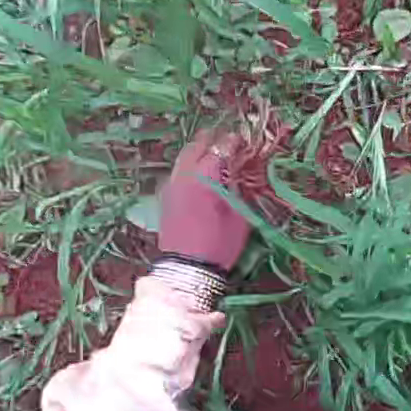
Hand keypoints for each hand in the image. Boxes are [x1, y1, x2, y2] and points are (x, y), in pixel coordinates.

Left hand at [159, 132, 249, 269]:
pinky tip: (200, 173)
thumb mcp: (239, 218)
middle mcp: (184, 176)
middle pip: (197, 146)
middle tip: (227, 140)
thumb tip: (241, 172)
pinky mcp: (165, 197)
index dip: (234, 142)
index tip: (244, 141)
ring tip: (213, 153)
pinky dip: (190, 165)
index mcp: (204, 178)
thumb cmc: (218, 246)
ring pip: (184, 157)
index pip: (220, 148)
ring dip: (199, 151)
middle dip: (213, 140)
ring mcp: (171, 186)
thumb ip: (239, 190)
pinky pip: (178, 171)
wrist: (186, 270)